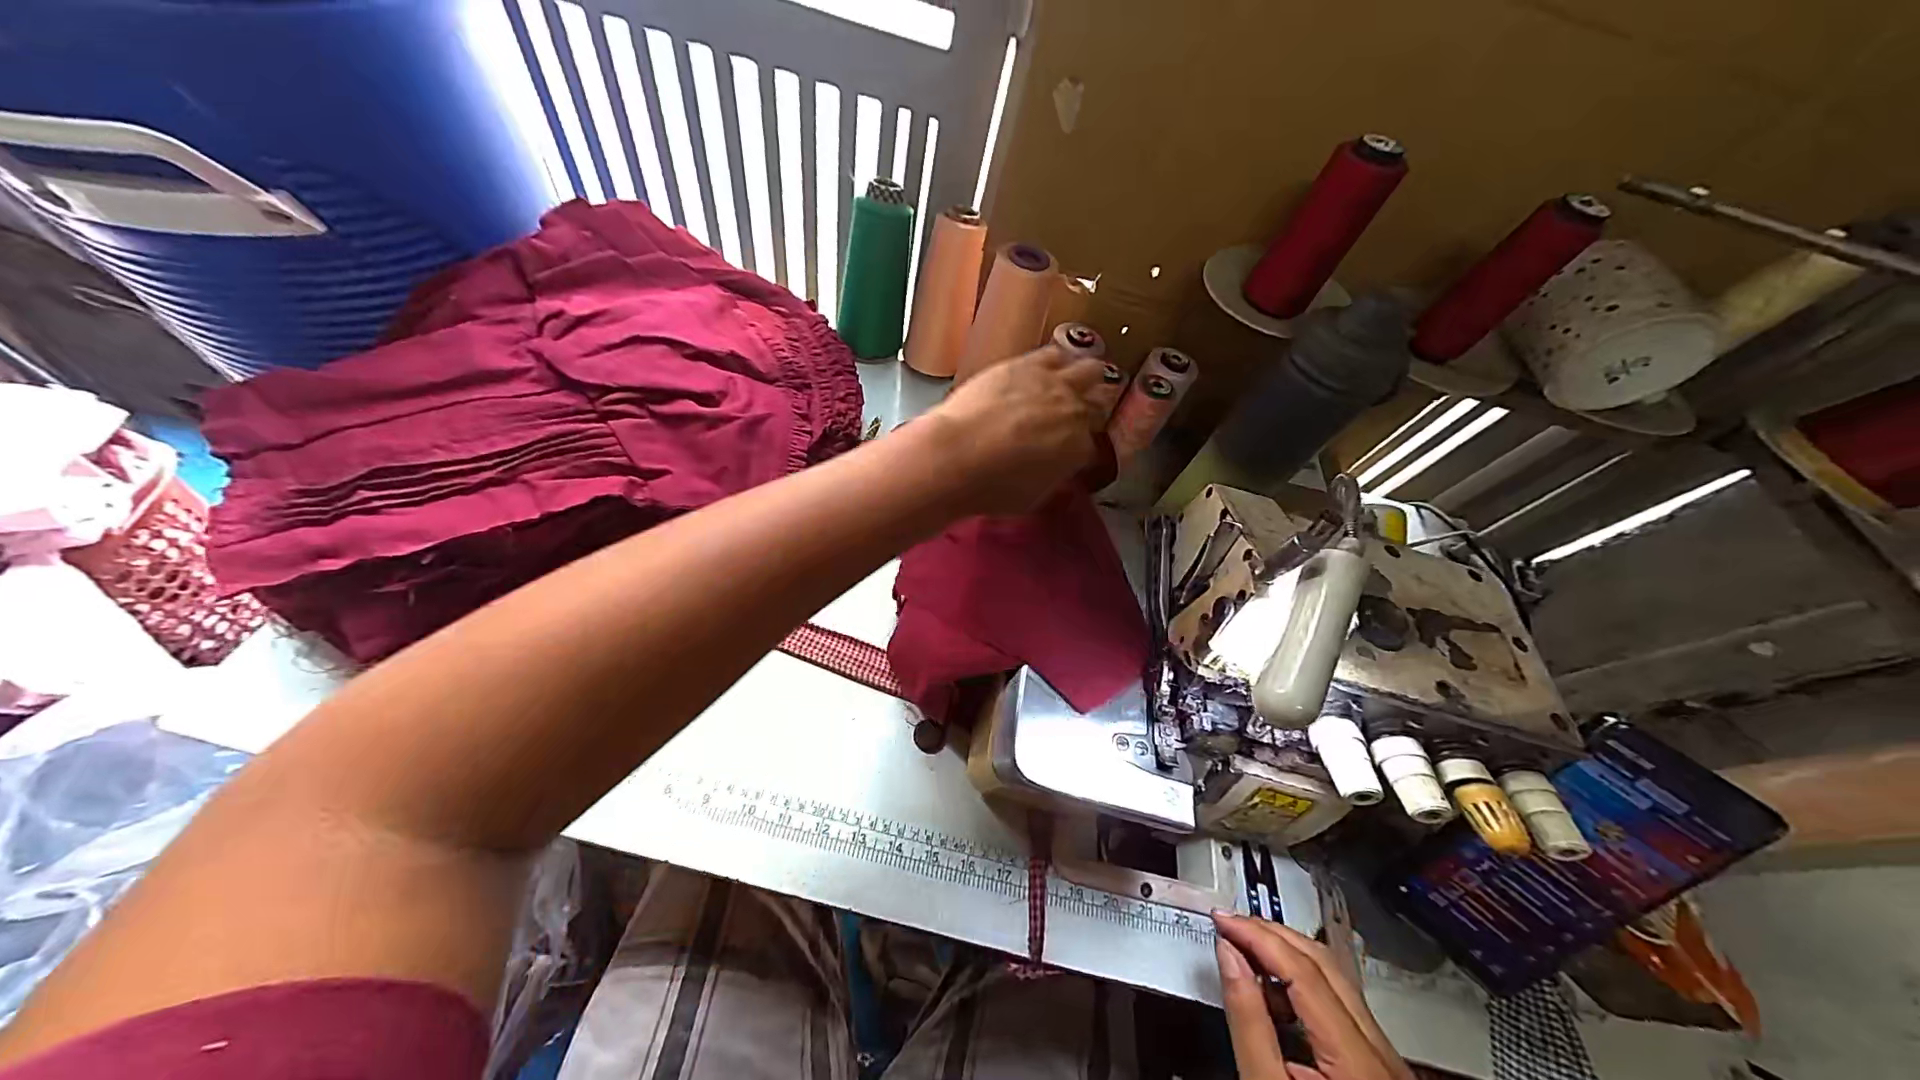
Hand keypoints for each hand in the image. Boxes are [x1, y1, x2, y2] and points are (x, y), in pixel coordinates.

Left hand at [922, 345, 1108, 515]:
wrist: (957, 455)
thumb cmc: (990, 486)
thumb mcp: (1032, 498)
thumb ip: (1051, 480)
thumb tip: (1053, 473)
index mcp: (1079, 449)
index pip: (1094, 444)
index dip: (1082, 445)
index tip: (1071, 447)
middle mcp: (1075, 413)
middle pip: (1099, 401)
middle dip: (1092, 407)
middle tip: (1078, 412)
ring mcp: (1053, 384)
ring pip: (1089, 369)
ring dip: (1085, 376)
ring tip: (1072, 382)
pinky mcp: (1027, 363)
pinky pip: (1055, 353)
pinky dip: (1057, 360)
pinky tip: (1047, 365)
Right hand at [1213, 912, 1412, 1079]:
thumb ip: (1248, 1021)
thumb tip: (1230, 958)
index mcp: (1359, 1061)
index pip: (1303, 970)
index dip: (1258, 936)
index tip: (1223, 920)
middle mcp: (1384, 1053)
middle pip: (1325, 964)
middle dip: (1272, 934)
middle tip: (1231, 923)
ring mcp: (1387, 1059)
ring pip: (1336, 979)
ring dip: (1286, 955)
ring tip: (1244, 951)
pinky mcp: (1380, 1066)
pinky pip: (1340, 1004)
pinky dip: (1300, 983)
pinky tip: (1272, 989)